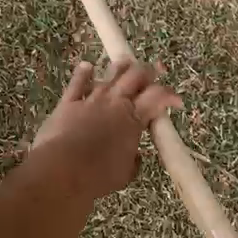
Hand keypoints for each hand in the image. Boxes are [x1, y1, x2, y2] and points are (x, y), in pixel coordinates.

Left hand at [29, 59, 181, 200]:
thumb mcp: (126, 174)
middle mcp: (115, 102)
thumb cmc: (98, 176)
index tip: (176, 101)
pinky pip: (77, 83)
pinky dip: (83, 73)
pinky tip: (87, 66)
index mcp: (133, 118)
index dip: (170, 95)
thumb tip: (135, 155)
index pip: (158, 97)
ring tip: (127, 61)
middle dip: (148, 71)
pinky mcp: (68, 103)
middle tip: (156, 70)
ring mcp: (91, 99)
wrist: (61, 170)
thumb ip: (134, 160)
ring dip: (121, 66)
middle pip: (136, 76)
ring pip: (109, 74)